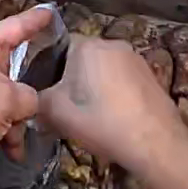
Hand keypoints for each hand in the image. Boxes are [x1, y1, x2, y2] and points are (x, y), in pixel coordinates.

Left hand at [0, 6, 56, 180]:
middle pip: (14, 71)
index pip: (14, 26)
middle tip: (39, 106)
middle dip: (27, 94)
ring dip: (16, 121)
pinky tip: (11, 151)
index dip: (35, 19)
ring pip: (8, 100)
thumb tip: (27, 104)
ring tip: (13, 140)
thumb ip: (29, 97)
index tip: (51, 11)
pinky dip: (4, 133)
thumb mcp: (8, 100)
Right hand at [38, 37, 187, 172]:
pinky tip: (112, 118)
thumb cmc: (102, 123)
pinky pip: (121, 80)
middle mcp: (113, 44)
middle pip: (81, 58)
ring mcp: (136, 59)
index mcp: (88, 46)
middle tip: (65, 108)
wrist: (156, 145)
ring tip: (89, 116)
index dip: (47, 69)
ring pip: (102, 70)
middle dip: (71, 80)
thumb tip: (31, 101)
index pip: (56, 47)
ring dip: (93, 88)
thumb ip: (37, 100)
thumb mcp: (56, 113)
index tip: (45, 92)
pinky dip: (113, 94)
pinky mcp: (151, 76)